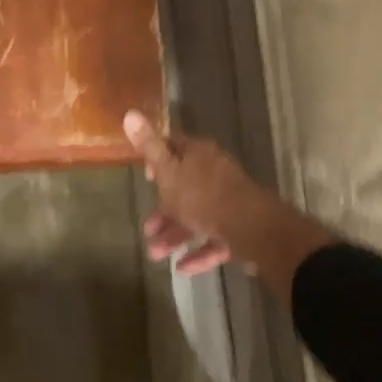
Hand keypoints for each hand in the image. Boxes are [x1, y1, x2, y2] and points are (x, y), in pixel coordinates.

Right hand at [123, 111, 336, 292]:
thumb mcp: (168, 171)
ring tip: (156, 253)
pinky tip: (182, 267)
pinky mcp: (239, 228)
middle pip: (184, 188)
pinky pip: (215, 239)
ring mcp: (229, 202)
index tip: (146, 176)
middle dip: (163, 210)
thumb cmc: (202, 196)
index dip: (157, 158)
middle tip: (147, 227)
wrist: (251, 228)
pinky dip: (199, 252)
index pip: (174, 146)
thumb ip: (149, 147)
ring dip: (175, 235)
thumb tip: (130, 113)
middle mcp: (216, 174)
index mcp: (199, 155)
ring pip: (197, 217)